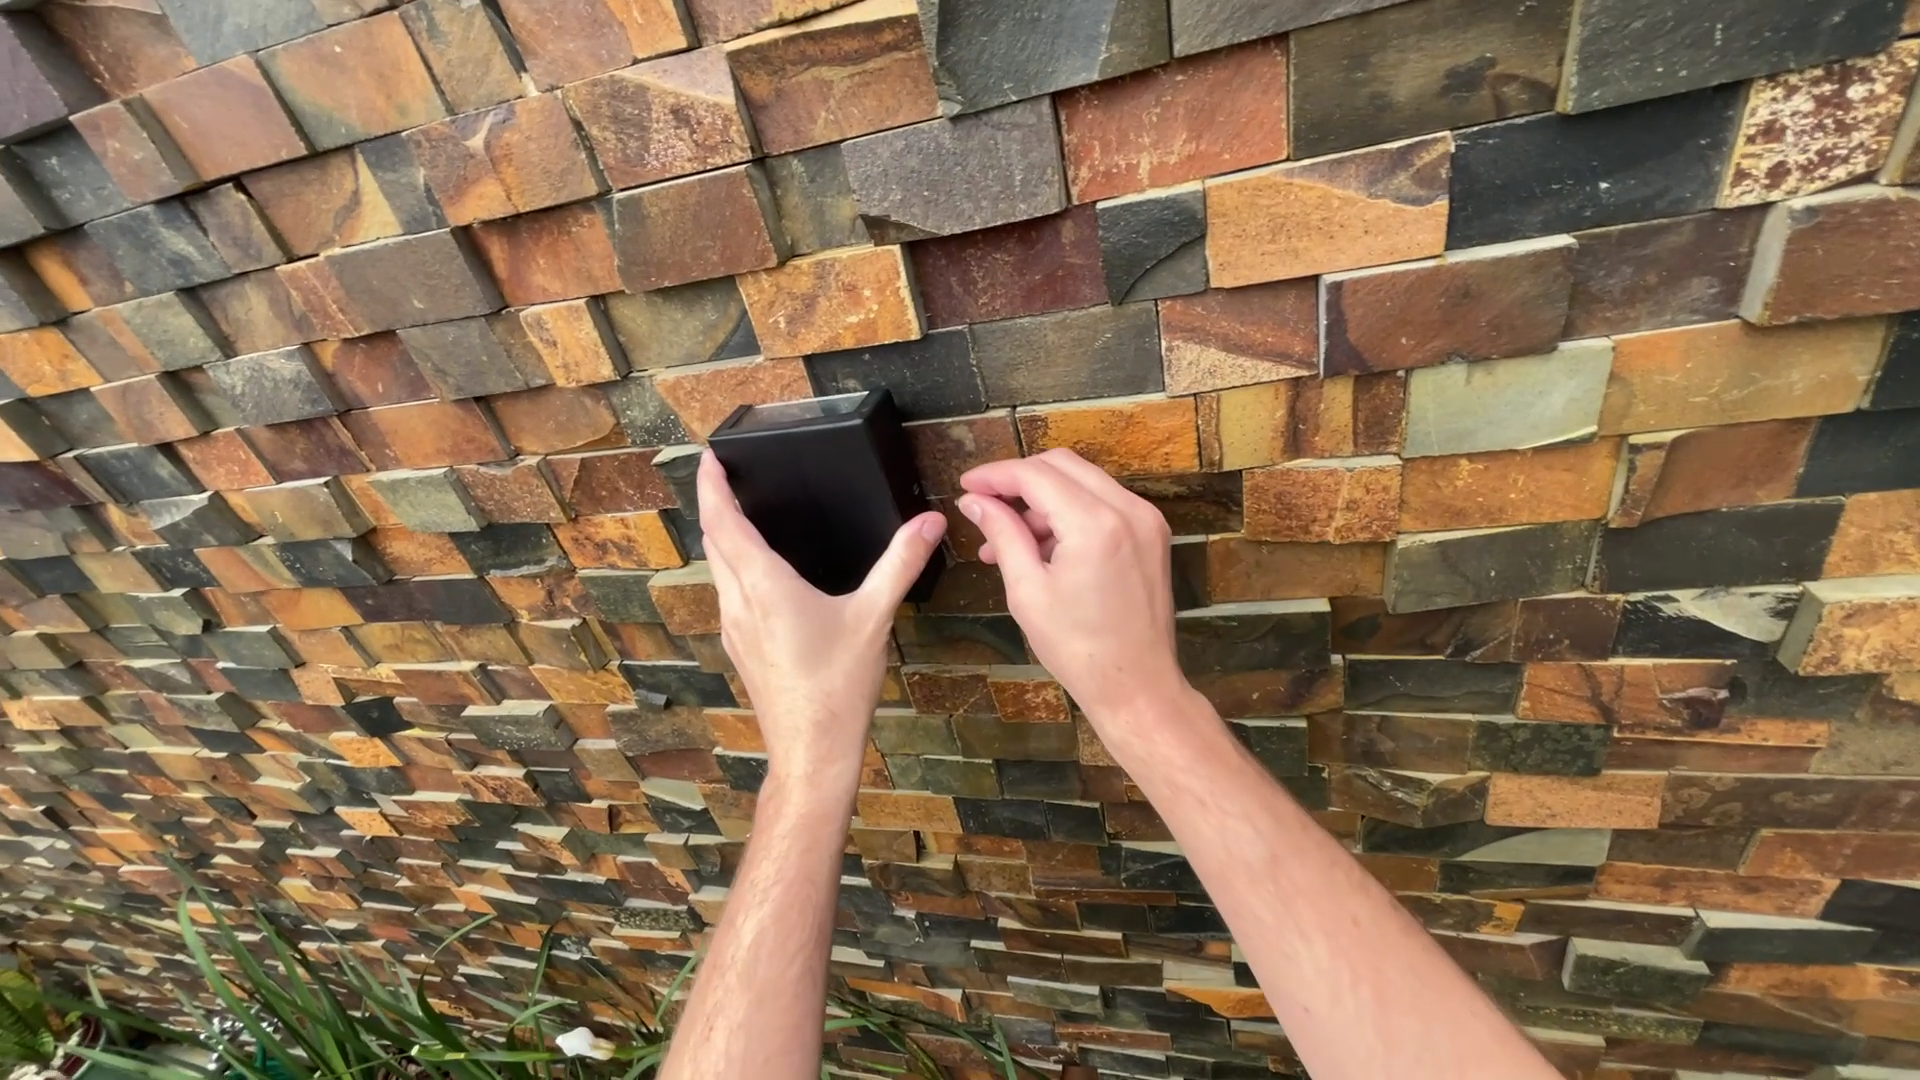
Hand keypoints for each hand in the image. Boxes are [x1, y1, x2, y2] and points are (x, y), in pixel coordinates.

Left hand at [696, 451, 945, 788]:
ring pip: (717, 569)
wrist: (811, 749)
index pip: (724, 523)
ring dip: (721, 537)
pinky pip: (728, 594)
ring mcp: (735, 628)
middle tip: (724, 477)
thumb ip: (900, 564)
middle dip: (714, 504)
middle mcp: (739, 602)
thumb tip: (929, 523)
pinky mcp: (741, 647)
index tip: (710, 457)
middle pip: (713, 541)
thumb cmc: (838, 685)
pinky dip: (733, 567)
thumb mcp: (874, 617)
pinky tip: (759, 576)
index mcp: (765, 586)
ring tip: (739, 516)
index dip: (713, 486)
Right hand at [957, 449, 1190, 740]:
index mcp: (1095, 525)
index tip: (966, 487)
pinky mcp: (1152, 533)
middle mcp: (1128, 509)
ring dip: (1042, 498)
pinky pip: (1102, 502)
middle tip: (983, 504)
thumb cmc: (1077, 648)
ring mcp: (1146, 519)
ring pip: (1082, 480)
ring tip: (1006, 539)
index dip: (995, 475)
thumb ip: (1002, 534)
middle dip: (1018, 479)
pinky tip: (1040, 546)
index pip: (1035, 475)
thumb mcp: (1027, 590)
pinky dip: (1068, 512)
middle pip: (1061, 464)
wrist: (1136, 686)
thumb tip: (974, 502)